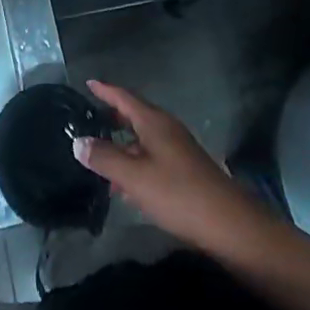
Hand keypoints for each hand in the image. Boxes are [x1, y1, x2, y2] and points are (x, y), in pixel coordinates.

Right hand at [71, 79, 271, 255]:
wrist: (230, 226)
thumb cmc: (179, 194)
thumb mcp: (134, 177)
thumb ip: (104, 158)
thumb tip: (78, 141)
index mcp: (154, 123)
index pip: (124, 98)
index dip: (105, 90)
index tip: (88, 83)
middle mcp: (167, 130)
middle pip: (135, 116)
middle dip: (112, 117)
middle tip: (88, 119)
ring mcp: (179, 150)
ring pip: (143, 140)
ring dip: (122, 145)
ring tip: (99, 157)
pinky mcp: (185, 171)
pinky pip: (152, 159)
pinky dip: (135, 164)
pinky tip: (125, 185)